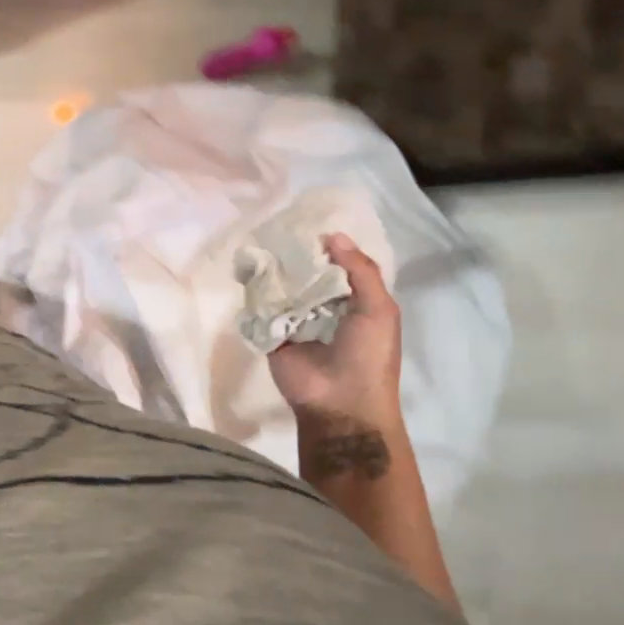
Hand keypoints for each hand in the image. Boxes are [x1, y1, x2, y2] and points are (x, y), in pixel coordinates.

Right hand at [267, 234, 401, 429]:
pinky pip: (261, 309)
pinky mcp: (271, 333)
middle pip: (307, 275)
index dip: (327, 247)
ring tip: (256, 245)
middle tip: (275, 230)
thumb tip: (333, 236)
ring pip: (282, 289)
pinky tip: (244, 272)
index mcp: (355, 301)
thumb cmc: (368, 355)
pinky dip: (254, 293)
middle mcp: (324, 308)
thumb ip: (361, 272)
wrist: (340, 401)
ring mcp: (295, 321)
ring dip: (272, 272)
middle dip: (294, 256)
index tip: (307, 223)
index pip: (339, 266)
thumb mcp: (379, 309)